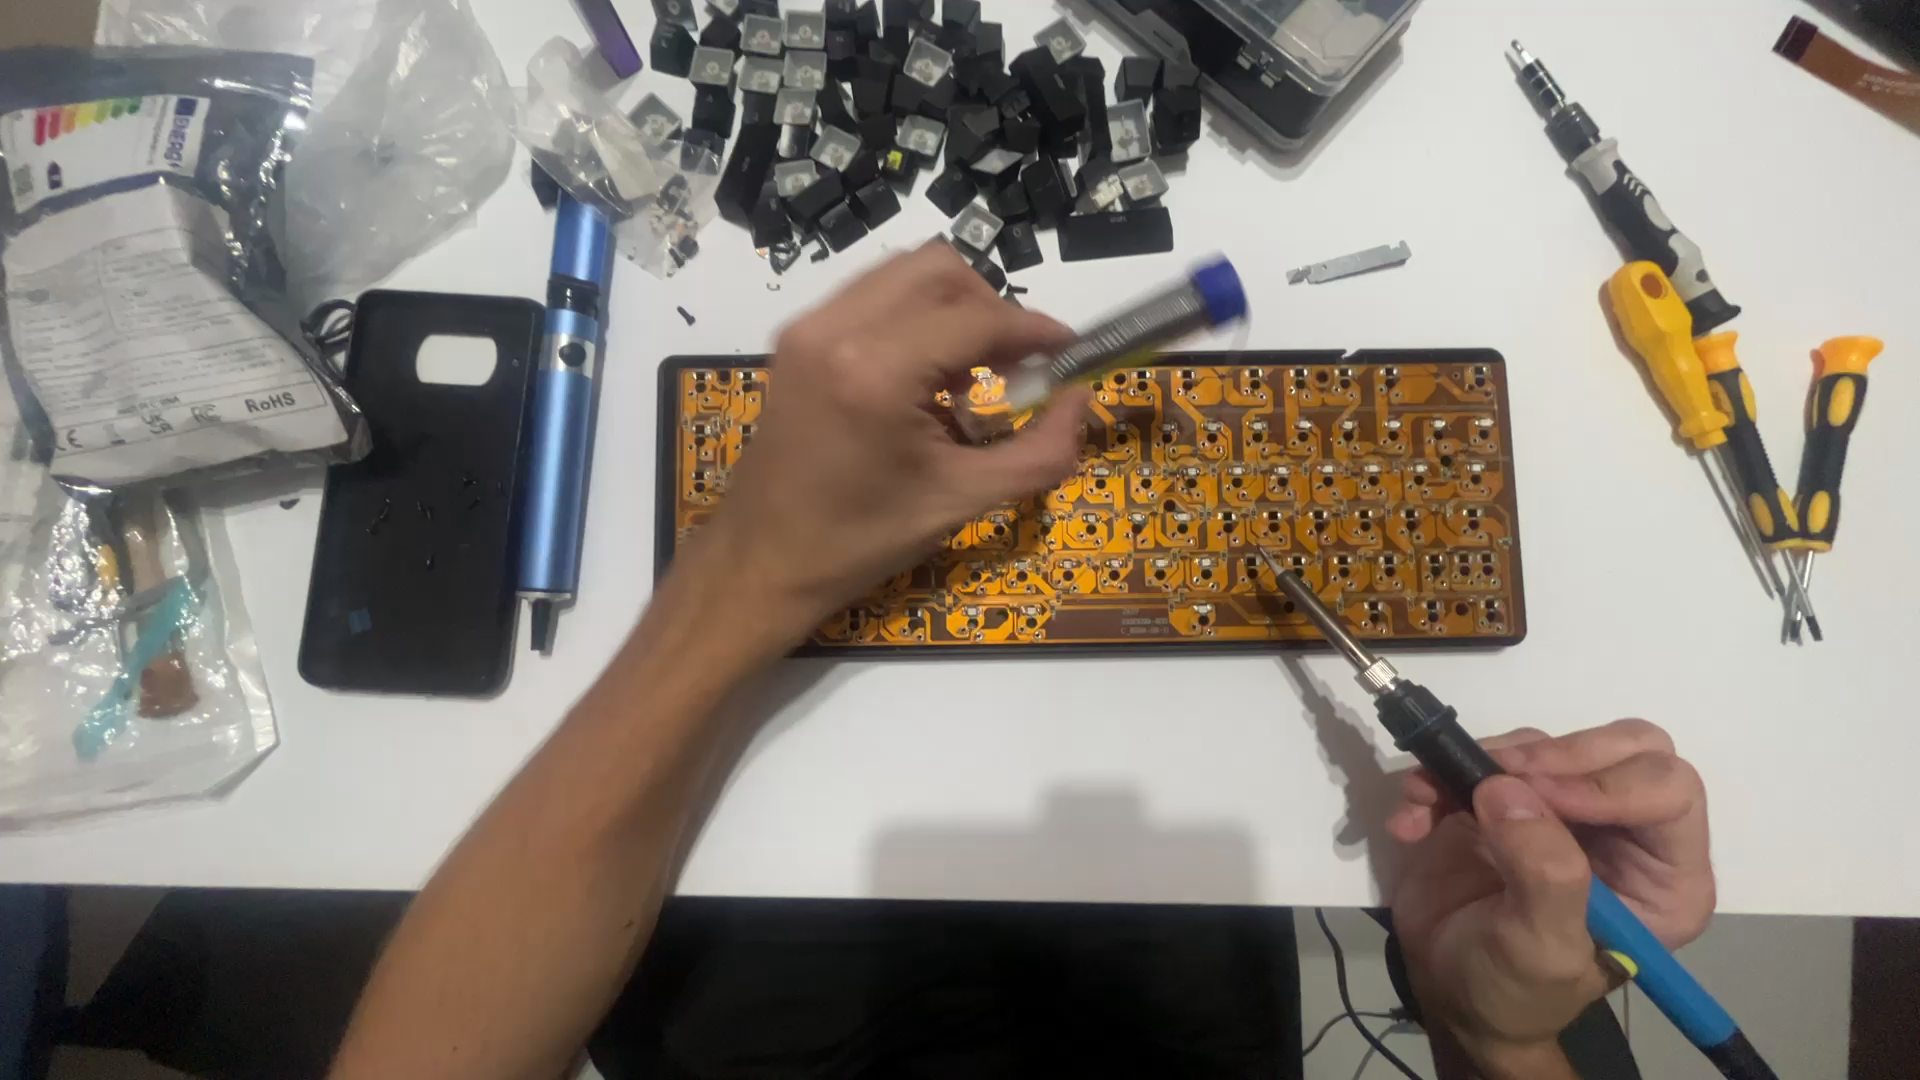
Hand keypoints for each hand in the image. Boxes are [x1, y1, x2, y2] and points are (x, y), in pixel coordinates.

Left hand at [685, 244, 1088, 641]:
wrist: (762, 563)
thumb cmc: (860, 541)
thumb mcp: (961, 501)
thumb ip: (1039, 453)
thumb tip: (1083, 401)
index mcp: (875, 370)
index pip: (976, 317)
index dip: (1033, 329)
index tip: (1068, 350)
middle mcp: (835, 328)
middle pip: (939, 270)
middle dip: (991, 309)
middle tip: (1016, 365)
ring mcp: (807, 328)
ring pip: (902, 275)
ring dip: (951, 310)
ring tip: (971, 376)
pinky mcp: (795, 339)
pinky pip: (871, 298)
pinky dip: (913, 320)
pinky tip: (924, 380)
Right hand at [1385, 720, 1714, 1064]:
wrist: (1447, 988)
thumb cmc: (1513, 987)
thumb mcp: (1541, 948)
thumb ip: (1544, 873)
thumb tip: (1507, 790)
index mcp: (1658, 873)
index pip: (1665, 790)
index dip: (1602, 780)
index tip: (1535, 795)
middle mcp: (1614, 832)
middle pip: (1618, 748)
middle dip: (1548, 755)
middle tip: (1494, 776)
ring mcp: (1551, 811)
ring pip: (1538, 746)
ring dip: (1474, 763)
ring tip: (1430, 802)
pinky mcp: (1491, 800)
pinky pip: (1470, 759)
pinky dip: (1432, 777)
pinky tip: (1411, 819)